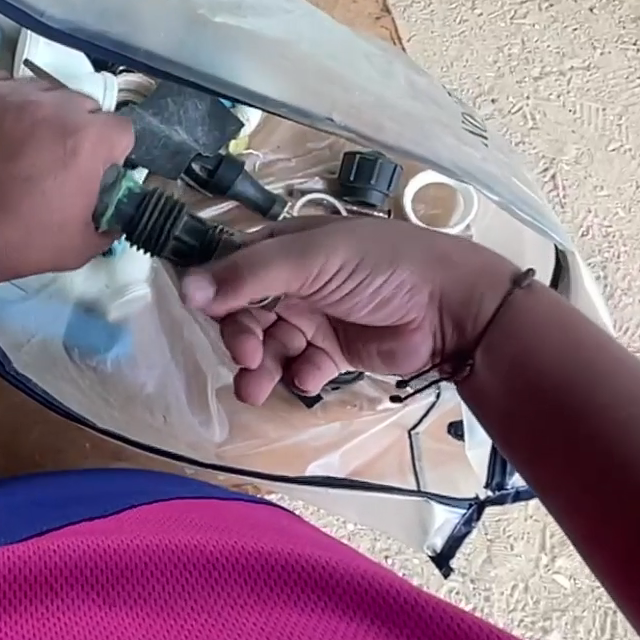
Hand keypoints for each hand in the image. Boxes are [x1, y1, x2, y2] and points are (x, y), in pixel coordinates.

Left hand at [0, 71, 133, 282]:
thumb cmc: (16, 240)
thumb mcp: (79, 247)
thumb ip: (108, 224)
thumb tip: (113, 214)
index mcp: (88, 138)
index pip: (120, 131)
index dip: (109, 155)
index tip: (91, 173)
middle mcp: (54, 103)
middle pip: (83, 106)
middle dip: (77, 131)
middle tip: (53, 163)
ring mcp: (11, 92)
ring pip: (44, 92)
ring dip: (42, 115)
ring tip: (19, 146)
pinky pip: (4, 86)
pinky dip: (5, 104)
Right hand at [179, 216, 517, 404]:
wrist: (454, 306)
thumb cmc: (379, 267)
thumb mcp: (311, 259)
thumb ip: (248, 276)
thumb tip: (185, 289)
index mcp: (284, 249)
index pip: (231, 272)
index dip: (216, 297)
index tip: (208, 320)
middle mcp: (294, 282)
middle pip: (246, 314)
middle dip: (239, 339)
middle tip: (246, 358)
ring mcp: (315, 316)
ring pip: (269, 345)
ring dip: (258, 366)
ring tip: (254, 390)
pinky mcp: (335, 350)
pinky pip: (301, 366)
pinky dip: (298, 375)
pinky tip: (308, 379)